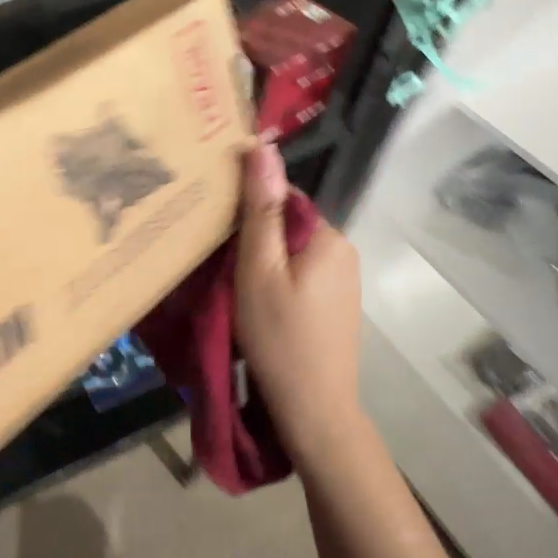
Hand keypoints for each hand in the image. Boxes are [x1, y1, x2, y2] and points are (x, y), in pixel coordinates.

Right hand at [234, 144, 363, 455]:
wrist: (314, 411)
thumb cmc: (279, 337)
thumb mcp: (258, 269)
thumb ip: (259, 209)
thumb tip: (262, 146)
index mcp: (327, 235)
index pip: (281, 195)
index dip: (246, 205)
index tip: (215, 225)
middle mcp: (343, 249)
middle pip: (285, 221)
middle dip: (251, 233)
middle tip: (217, 257)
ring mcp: (342, 278)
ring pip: (289, 248)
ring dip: (260, 257)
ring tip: (229, 278)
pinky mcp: (335, 302)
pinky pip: (298, 271)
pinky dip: (273, 277)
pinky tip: (253, 298)